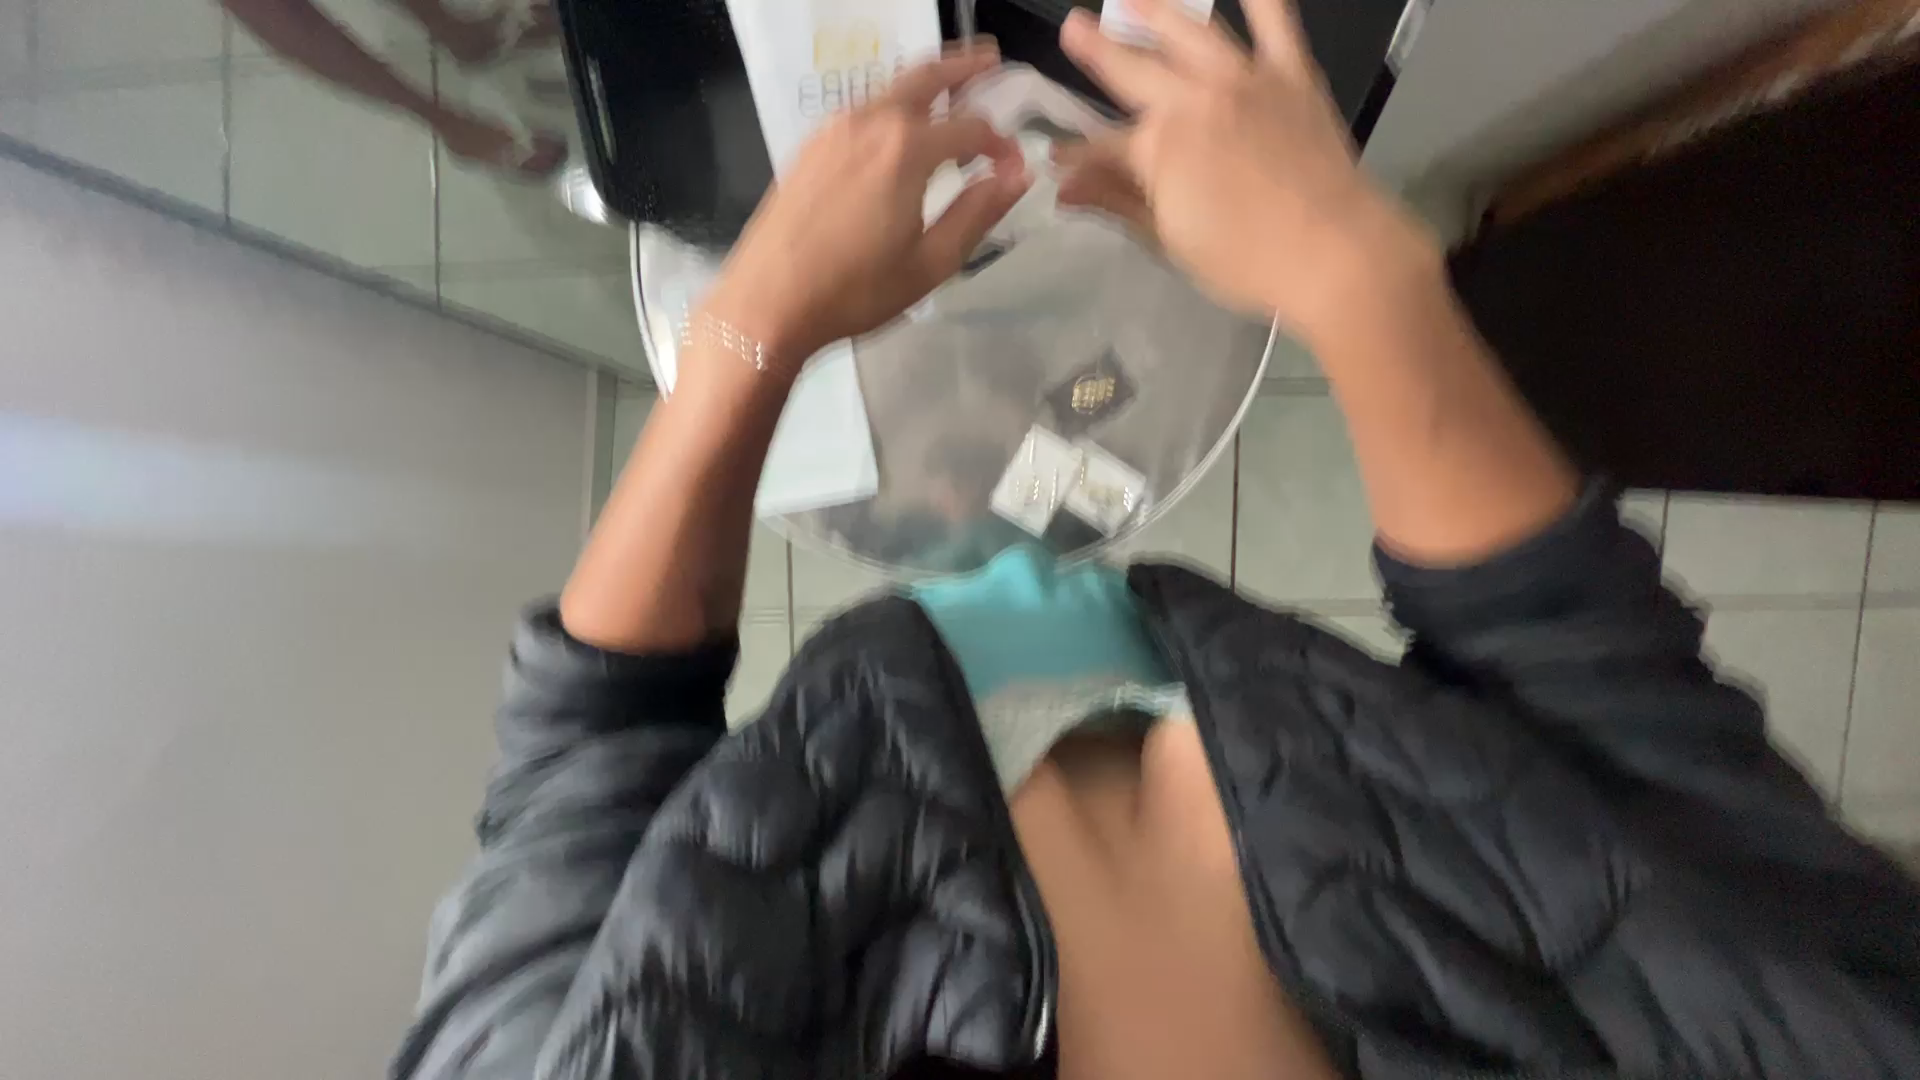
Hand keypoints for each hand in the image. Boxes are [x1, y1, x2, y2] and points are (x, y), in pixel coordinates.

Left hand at [697, 46, 1030, 375]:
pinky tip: (897, 134)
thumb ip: (976, 213)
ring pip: (889, 91)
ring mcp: (833, 130)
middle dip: (963, 67)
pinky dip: (891, 109)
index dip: (1000, 144)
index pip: (970, 128)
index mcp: (906, 148)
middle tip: (992, 59)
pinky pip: (861, 113)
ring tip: (948, 92)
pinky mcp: (809, 148)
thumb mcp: (929, 264)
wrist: (768, 302)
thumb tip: (1018, 175)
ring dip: (924, 85)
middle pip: (925, 77)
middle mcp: (870, 122)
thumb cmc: (856, 292)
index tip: (1015, 168)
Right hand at [1058, 0, 1436, 333]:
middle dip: (1097, 51)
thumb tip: (1064, 188)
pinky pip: (1275, 19)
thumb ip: (1116, 202)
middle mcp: (1195, 97)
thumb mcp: (1168, 240)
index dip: (1076, 153)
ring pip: (1193, 31)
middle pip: (1135, 70)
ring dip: (1157, 11)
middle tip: (1073, 27)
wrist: (1330, 252)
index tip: (1054, 156)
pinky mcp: (1292, 72)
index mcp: (1159, 147)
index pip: (1103, 146)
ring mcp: (1246, 78)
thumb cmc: (1241, 261)